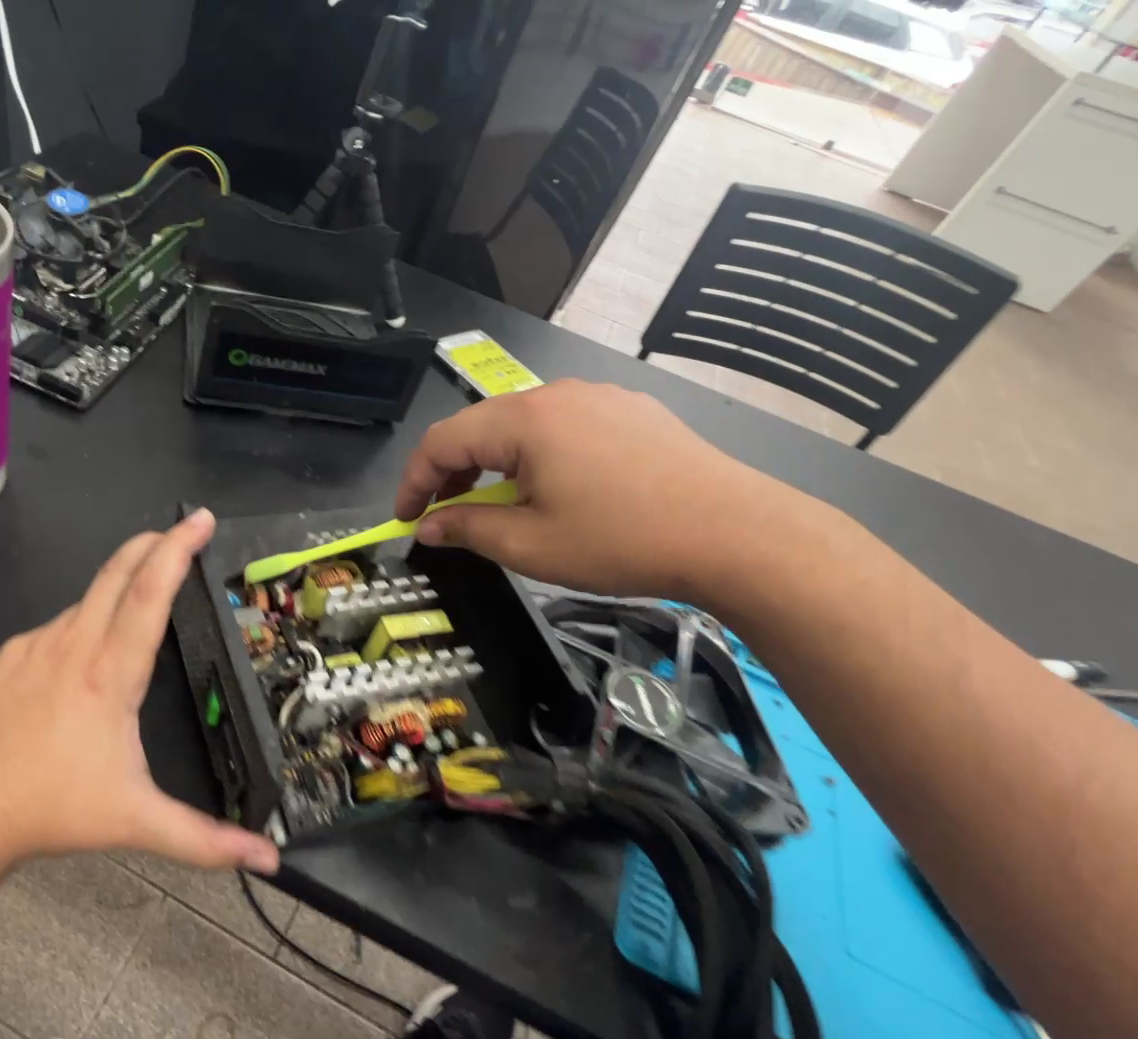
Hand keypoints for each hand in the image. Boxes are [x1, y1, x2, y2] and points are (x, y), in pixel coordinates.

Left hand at [0, 509, 279, 873]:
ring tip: (144, 598)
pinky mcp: (11, 656)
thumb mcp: (139, 824)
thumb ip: (207, 841)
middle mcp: (74, 646)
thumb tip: (269, 859)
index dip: (177, 551)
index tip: (199, 520)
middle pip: (116, 573)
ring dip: (120, 586)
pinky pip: (59, 625)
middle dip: (152, 543)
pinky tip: (88, 651)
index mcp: (110, 675)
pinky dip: (84, 622)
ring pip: (87, 600)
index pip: (148, 596)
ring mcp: (36, 646)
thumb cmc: (56, 809)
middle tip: (181, 530)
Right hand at [394, 379, 797, 600]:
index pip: (443, 439)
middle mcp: (558, 394)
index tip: (404, 518)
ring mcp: (600, 397)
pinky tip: (557, 488)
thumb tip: (429, 525)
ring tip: (500, 504)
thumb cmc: (620, 540)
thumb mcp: (531, 545)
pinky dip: (539, 455)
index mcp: (525, 420)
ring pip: (524, 424)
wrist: (733, 532)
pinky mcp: (632, 410)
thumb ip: (468, 529)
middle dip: (453, 471)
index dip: (414, 480)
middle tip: (445, 515)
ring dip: (496, 462)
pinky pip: (565, 425)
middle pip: (482, 425)